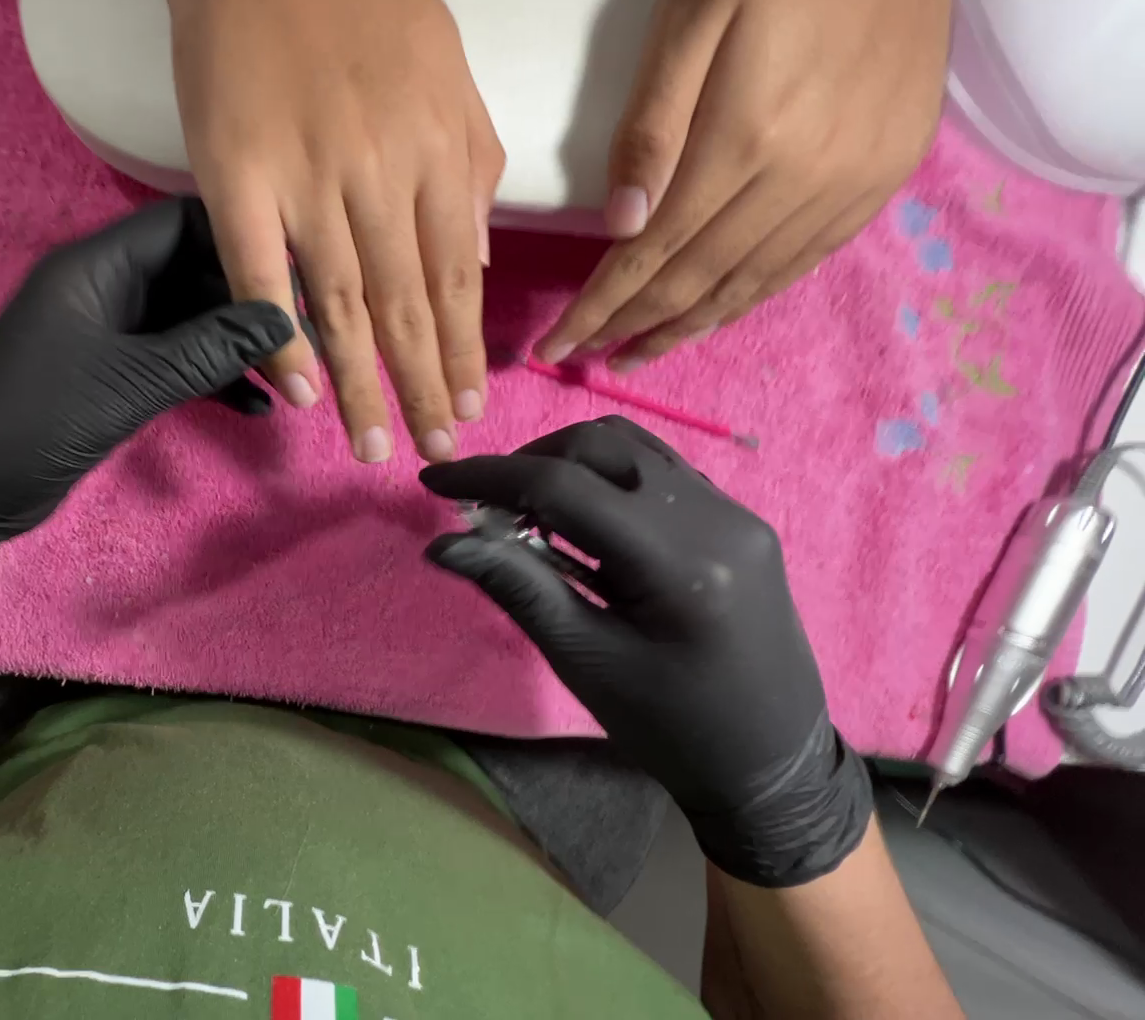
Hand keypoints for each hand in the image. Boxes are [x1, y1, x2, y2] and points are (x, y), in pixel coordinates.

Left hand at [0, 199, 292, 601]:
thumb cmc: (33, 423)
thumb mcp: (127, 384)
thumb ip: (207, 349)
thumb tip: (286, 321)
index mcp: (94, 267)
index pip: (180, 225)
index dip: (241, 242)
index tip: (300, 270)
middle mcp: (104, 289)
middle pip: (190, 275)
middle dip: (247, 306)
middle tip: (309, 336)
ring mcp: (106, 335)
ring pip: (186, 326)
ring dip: (234, 350)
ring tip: (293, 379)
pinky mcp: (109, 378)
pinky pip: (170, 365)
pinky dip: (208, 382)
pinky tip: (255, 408)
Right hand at [153, 0, 503, 463]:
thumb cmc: (360, 4)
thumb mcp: (446, 71)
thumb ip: (469, 165)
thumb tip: (472, 257)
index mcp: (438, 149)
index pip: (456, 276)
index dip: (463, 351)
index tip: (469, 407)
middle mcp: (381, 173)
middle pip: (407, 305)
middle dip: (424, 387)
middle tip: (433, 452)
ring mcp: (306, 179)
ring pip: (343, 302)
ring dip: (362, 383)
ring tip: (374, 443)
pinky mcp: (237, 178)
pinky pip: (260, 273)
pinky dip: (277, 336)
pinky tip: (297, 391)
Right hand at [420, 417, 870, 886]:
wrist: (773, 761)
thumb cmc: (670, 726)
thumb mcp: (584, 662)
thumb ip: (516, 588)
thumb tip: (442, 544)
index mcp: (680, 564)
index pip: (564, 487)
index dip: (489, 477)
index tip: (434, 482)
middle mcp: (715, 518)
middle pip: (597, 447)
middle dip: (524, 465)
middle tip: (483, 509)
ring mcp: (732, 512)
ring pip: (627, 446)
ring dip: (561, 462)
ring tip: (524, 510)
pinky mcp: (734, 519)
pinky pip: (654, 468)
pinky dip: (600, 475)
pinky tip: (575, 516)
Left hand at [536, 0, 966, 370]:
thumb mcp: (687, 27)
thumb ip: (650, 132)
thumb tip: (618, 227)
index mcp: (742, 144)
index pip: (646, 258)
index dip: (596, 310)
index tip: (555, 348)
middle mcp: (800, 180)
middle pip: (691, 282)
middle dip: (628, 328)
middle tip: (585, 358)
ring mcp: (850, 184)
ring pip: (746, 287)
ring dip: (683, 330)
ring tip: (635, 357)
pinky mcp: (881, 177)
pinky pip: (799, 265)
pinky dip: (744, 301)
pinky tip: (709, 319)